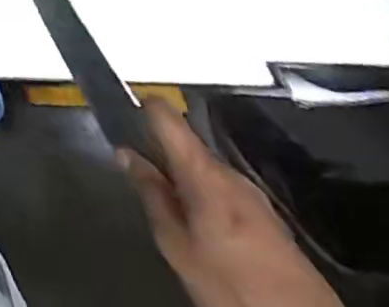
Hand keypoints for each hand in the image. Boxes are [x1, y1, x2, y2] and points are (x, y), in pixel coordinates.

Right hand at [120, 100, 342, 306]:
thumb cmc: (230, 283)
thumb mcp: (176, 245)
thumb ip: (151, 195)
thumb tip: (127, 155)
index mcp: (203, 172)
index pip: (166, 116)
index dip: (142, 106)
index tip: (122, 111)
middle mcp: (229, 172)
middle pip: (185, 144)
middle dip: (158, 151)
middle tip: (135, 170)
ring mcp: (252, 192)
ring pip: (203, 167)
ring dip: (180, 174)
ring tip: (163, 200)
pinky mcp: (266, 214)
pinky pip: (222, 187)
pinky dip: (202, 192)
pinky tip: (197, 221)